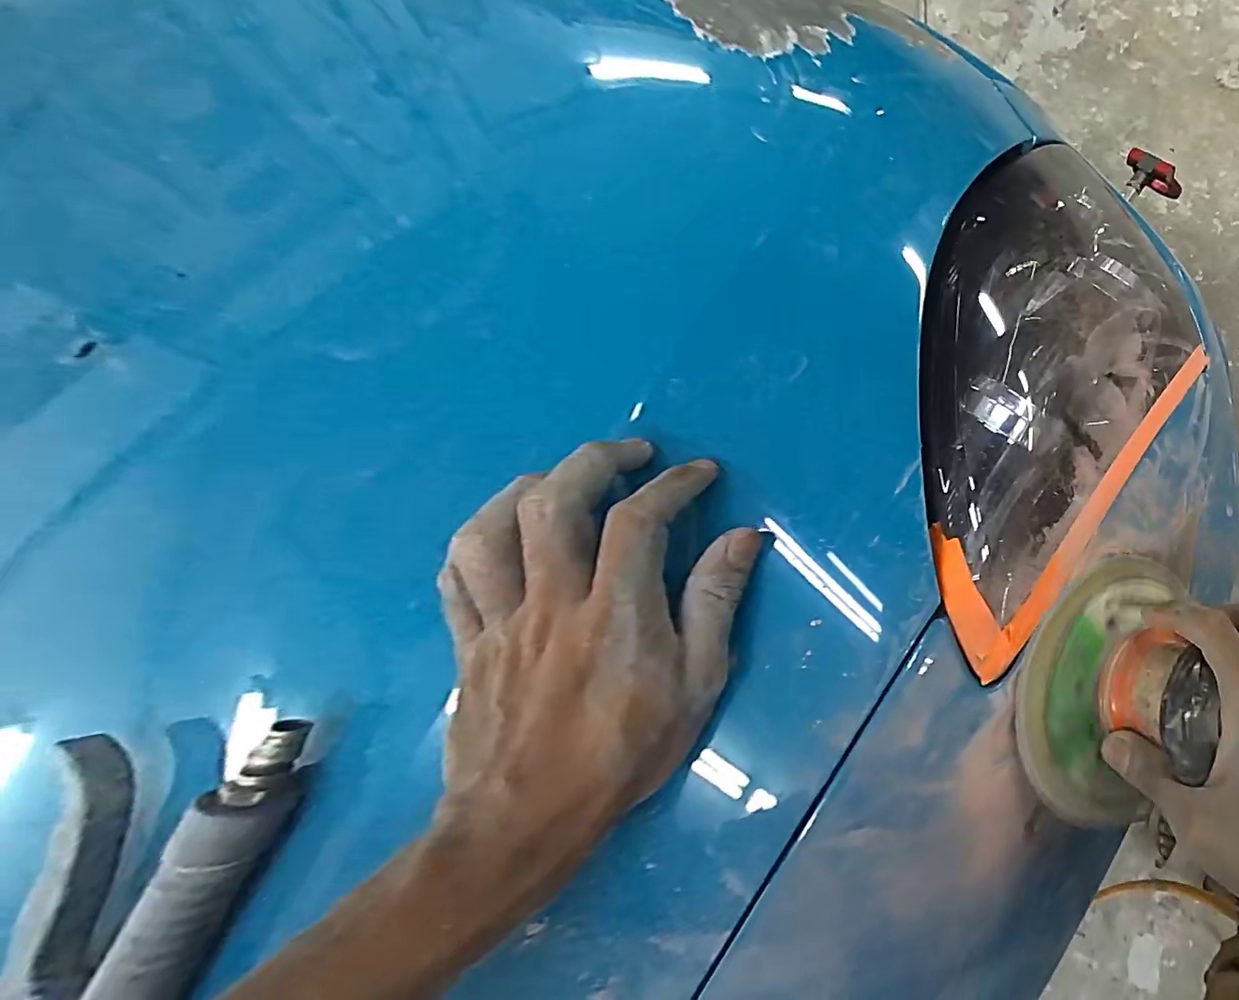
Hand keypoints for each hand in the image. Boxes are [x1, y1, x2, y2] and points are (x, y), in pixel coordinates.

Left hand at [225, 440, 763, 999]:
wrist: (526, 824)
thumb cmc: (626, 753)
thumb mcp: (697, 684)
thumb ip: (716, 603)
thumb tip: (745, 537)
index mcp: (616, 613)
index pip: (640, 519)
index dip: (674, 484)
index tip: (701, 473)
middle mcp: (552, 602)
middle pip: (555, 502)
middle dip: (596, 459)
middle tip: (633, 452)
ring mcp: (501, 620)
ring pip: (491, 528)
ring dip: (530, 486)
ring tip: (565, 478)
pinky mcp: (468, 641)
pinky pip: (456, 574)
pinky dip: (480, 536)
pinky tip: (507, 530)